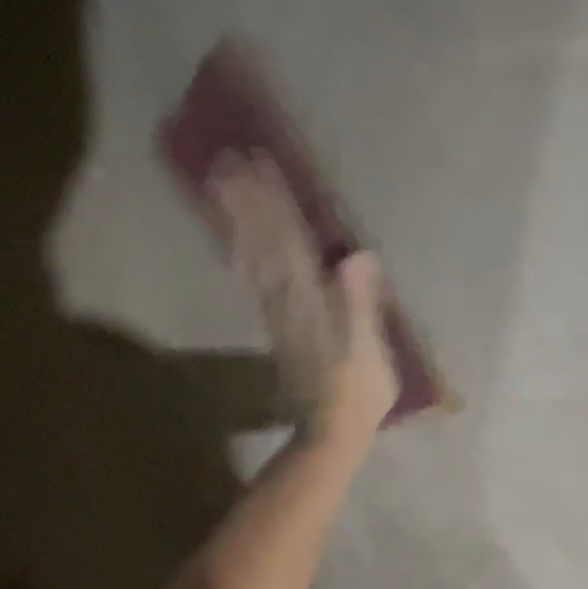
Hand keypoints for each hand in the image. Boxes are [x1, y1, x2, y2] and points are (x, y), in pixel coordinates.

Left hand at [209, 151, 396, 442]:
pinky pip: (251, 275)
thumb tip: (358, 255)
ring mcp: (276, 309)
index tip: (259, 163)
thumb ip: (360, 303)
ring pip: (251, 254)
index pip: (289, 239)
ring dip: (236, 218)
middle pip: (262, 240)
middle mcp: (286, 297)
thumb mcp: (367, 349)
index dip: (274, 201)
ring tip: (220, 184)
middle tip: (227, 159)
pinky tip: (232, 235)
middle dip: (247, 199)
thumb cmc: (358, 389)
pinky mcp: (276, 322)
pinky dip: (238, 249)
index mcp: (311, 298)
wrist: (331, 429)